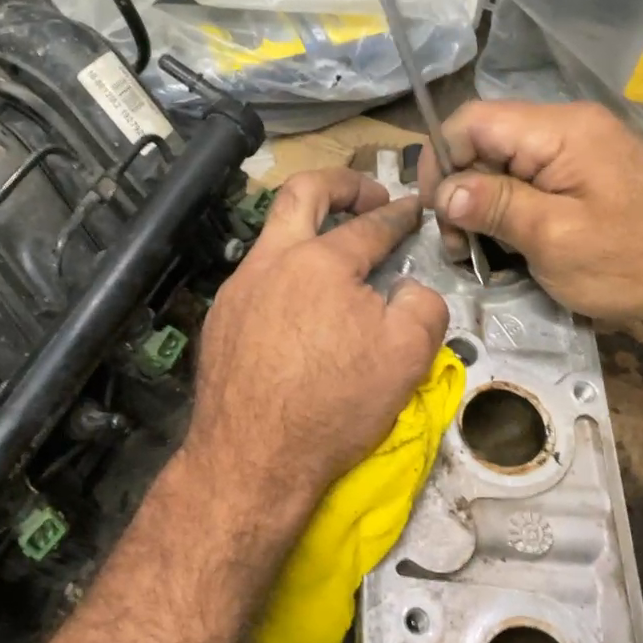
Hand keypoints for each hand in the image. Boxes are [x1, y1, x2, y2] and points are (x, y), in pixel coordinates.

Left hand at [184, 169, 447, 510]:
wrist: (253, 459)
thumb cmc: (334, 406)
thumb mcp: (407, 356)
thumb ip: (423, 304)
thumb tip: (408, 288)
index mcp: (320, 262)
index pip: (369, 225)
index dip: (398, 214)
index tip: (412, 208)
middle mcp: (271, 262)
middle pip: (302, 192)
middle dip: (341, 183)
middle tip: (367, 194)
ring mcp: (238, 290)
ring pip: (273, 238)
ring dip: (308, 233)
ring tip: (336, 258)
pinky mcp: (220, 320)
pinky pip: (257, 282)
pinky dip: (285, 278)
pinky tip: (300, 312)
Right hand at [418, 101, 642, 327]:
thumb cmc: (630, 265)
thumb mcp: (554, 239)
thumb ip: (496, 206)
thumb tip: (443, 192)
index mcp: (562, 130)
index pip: (473, 120)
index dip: (441, 160)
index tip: (435, 213)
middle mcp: (570, 125)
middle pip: (487, 140)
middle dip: (461, 188)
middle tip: (459, 245)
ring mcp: (581, 147)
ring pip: (504, 161)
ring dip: (483, 202)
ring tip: (482, 249)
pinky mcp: (587, 171)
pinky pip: (530, 176)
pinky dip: (511, 207)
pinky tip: (512, 241)